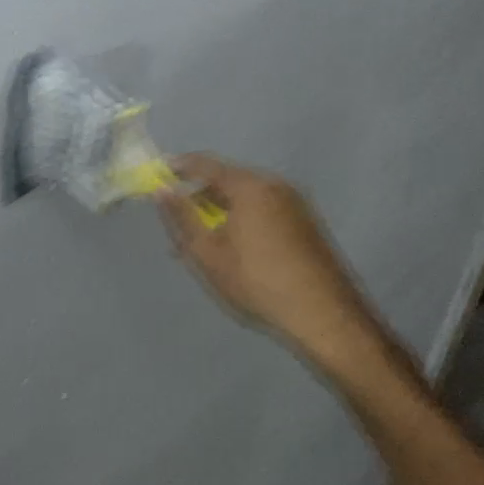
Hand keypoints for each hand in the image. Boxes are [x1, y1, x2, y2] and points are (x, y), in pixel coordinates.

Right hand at [157, 153, 384, 366]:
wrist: (328, 320)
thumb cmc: (257, 282)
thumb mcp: (206, 252)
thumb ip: (180, 216)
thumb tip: (160, 189)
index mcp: (249, 186)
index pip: (204, 164)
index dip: (177, 168)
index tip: (156, 177)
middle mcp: (275, 186)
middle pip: (227, 179)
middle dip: (199, 195)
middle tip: (179, 218)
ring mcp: (297, 204)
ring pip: (247, 197)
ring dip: (221, 210)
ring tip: (204, 240)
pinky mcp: (309, 225)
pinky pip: (265, 209)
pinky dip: (244, 219)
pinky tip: (235, 247)